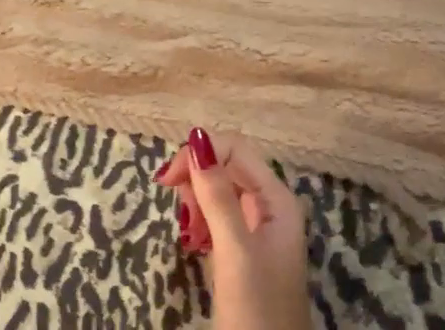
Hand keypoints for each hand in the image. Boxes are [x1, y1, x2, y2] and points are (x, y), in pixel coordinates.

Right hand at [155, 128, 310, 329]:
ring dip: (196, 201)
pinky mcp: (244, 246)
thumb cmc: (256, 308)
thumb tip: (197, 136)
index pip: (235, 148)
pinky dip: (200, 220)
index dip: (200, 154)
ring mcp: (257, 227)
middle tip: (178, 210)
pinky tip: (194, 241)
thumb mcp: (234, 250)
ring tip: (188, 231)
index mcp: (276, 199)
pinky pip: (217, 214)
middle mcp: (270, 205)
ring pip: (218, 189)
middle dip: (196, 179)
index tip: (167, 181)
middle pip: (225, 165)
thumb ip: (217, 195)